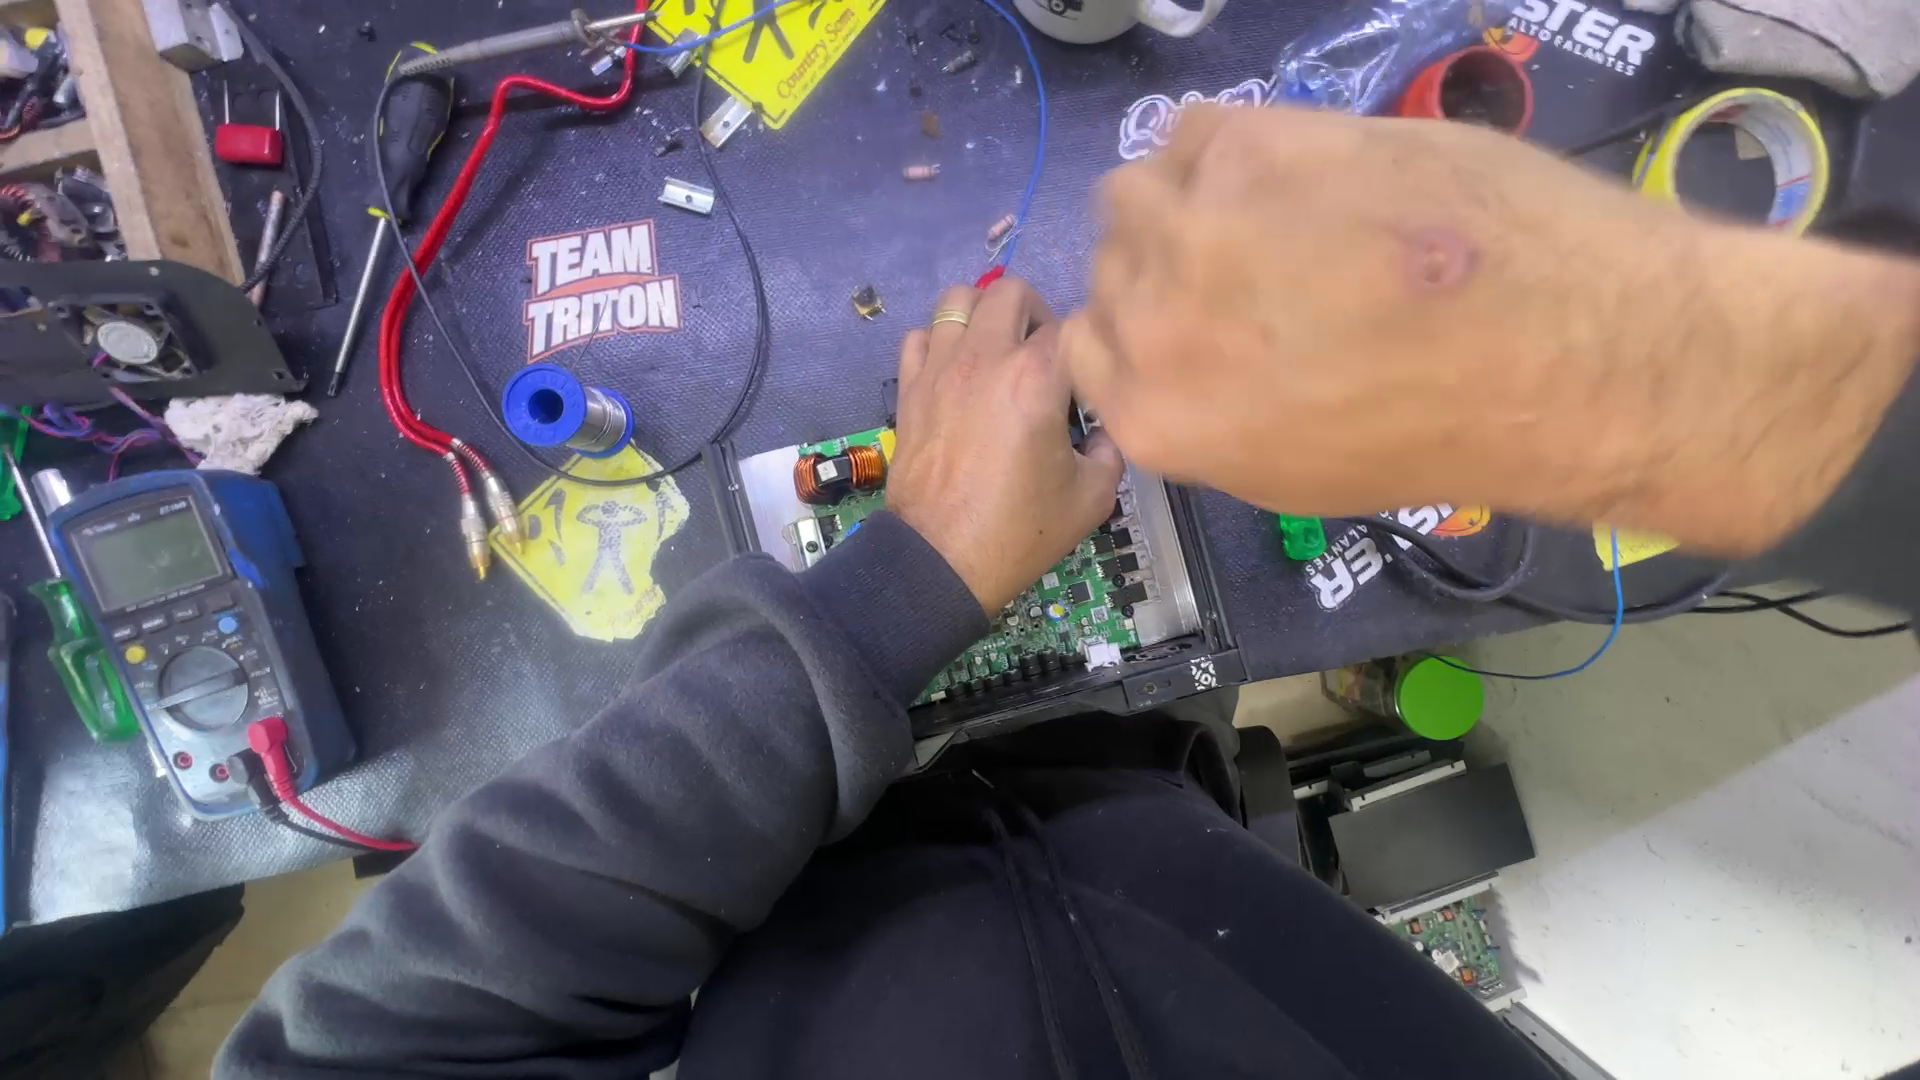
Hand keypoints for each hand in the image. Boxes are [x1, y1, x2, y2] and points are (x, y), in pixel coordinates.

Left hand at [888, 278, 1125, 613]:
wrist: (941, 562)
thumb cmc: (1019, 532)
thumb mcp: (1092, 498)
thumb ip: (1108, 449)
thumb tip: (1098, 431)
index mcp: (1036, 379)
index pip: (1071, 327)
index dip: (1084, 348)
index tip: (1082, 384)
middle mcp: (984, 358)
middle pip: (1010, 291)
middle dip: (1035, 314)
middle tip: (1041, 358)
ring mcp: (939, 370)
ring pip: (957, 298)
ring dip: (983, 316)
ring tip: (995, 354)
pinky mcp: (908, 389)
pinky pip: (919, 336)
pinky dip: (939, 342)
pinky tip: (954, 373)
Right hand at [1060, 104, 1919, 555]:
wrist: (1550, 356)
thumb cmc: (1414, 437)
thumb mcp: (1268, 470)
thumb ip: (1184, 411)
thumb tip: (1164, 353)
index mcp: (1147, 417)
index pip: (1082, 345)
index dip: (1132, 330)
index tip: (1181, 321)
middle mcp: (1145, 326)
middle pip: (1105, 268)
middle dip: (1156, 270)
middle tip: (1235, 270)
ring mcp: (1190, 232)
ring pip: (1129, 196)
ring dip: (1180, 204)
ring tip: (1259, 215)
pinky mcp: (1252, 148)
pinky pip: (1191, 132)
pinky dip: (1224, 149)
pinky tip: (1288, 173)